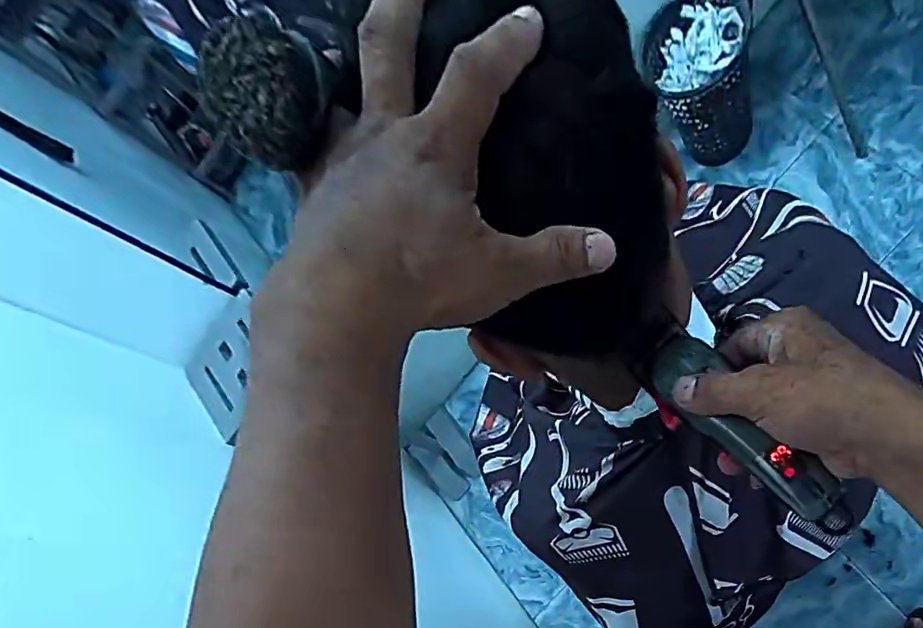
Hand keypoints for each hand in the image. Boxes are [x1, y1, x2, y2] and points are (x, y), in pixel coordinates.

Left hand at [253, 0, 615, 369]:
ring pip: (346, 86)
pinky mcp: (314, 184)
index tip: (529, 14)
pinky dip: (326, 129)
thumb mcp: (503, 273)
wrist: (340, 304)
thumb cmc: (424, 280)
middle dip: (403, 3)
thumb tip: (608, 246)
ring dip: (357, 60)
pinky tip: (331, 138)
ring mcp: (342, 154)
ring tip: (371, 59)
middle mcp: (385, 133)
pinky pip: (317, 140)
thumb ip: (555, 256)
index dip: (506, 41)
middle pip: (386, 44)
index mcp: (437, 147)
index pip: (476, 75)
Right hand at [672, 308, 922, 478]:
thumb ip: (714, 392)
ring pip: (766, 416)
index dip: (711, 371)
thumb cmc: (819, 400)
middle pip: (749, 385)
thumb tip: (676, 388)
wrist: (883, 436)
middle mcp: (800, 355)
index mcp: (786, 330)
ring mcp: (815, 392)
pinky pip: (788, 436)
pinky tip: (760, 476)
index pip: (735, 343)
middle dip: (728, 418)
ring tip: (733, 467)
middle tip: (712, 442)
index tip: (691, 401)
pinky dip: (773, 454)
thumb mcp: (758, 392)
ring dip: (747, 443)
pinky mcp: (824, 424)